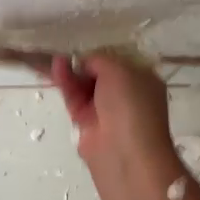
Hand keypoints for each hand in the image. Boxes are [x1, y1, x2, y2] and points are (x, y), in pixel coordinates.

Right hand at [51, 53, 172, 163]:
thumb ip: (99, 60)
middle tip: (66, 54)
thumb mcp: (118, 70)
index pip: (119, 63)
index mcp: (142, 81)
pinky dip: (66, 84)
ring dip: (71, 72)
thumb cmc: (131, 106)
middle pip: (99, 74)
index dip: (101, 55)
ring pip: (84, 86)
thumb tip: (85, 62)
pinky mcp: (87, 123)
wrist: (124, 151)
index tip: (85, 48)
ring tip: (57, 60)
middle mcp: (126, 95)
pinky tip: (57, 69)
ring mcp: (106, 110)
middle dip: (83, 64)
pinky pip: (75, 99)